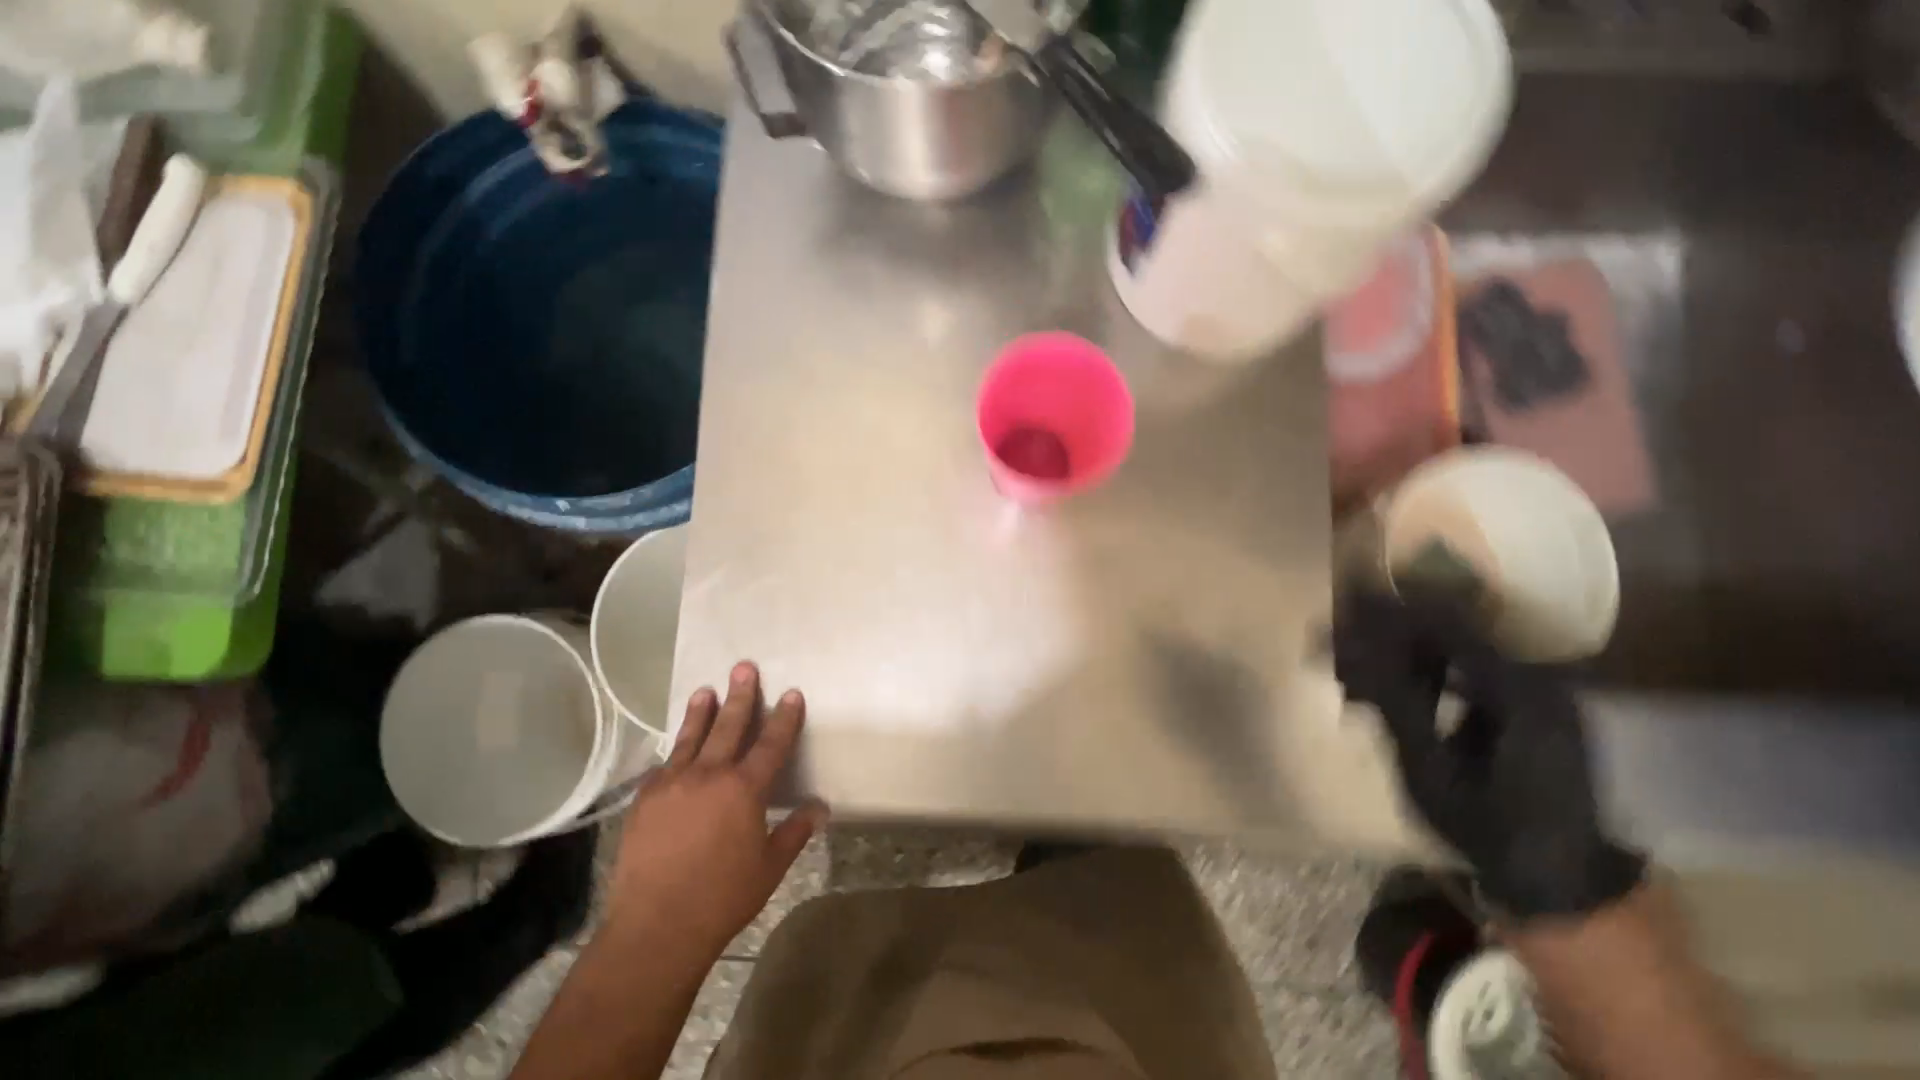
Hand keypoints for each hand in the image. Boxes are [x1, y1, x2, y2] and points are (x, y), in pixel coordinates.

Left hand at [605, 661, 825, 957]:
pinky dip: (676, 752)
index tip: (791, 693)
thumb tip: (820, 807)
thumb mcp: (770, 867)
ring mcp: (671, 784)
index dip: (784, 717)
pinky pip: (665, 766)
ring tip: (706, 690)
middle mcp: (708, 776)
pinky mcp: (644, 799)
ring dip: (701, 713)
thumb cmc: (723, 897)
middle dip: (740, 696)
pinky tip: (677, 749)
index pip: (771, 744)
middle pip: (729, 726)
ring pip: (690, 738)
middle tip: (743, 667)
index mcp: (744, 790)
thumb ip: (795, 832)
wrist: (657, 924)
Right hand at [1335, 589, 1643, 920]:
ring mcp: (1541, 690)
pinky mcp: (1535, 708)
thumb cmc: (1490, 829)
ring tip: (1357, 680)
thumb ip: (1393, 701)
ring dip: (1405, 657)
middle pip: (1448, 632)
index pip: (1438, 625)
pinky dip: (1431, 677)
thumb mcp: (1430, 770)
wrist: (1562, 880)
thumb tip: (1351, 645)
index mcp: (1515, 685)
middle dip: (1387, 635)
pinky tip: (1395, 696)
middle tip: (1337, 652)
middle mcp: (1535, 674)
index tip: (1338, 612)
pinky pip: (1473, 674)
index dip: (1382, 615)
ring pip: (1458, 652)